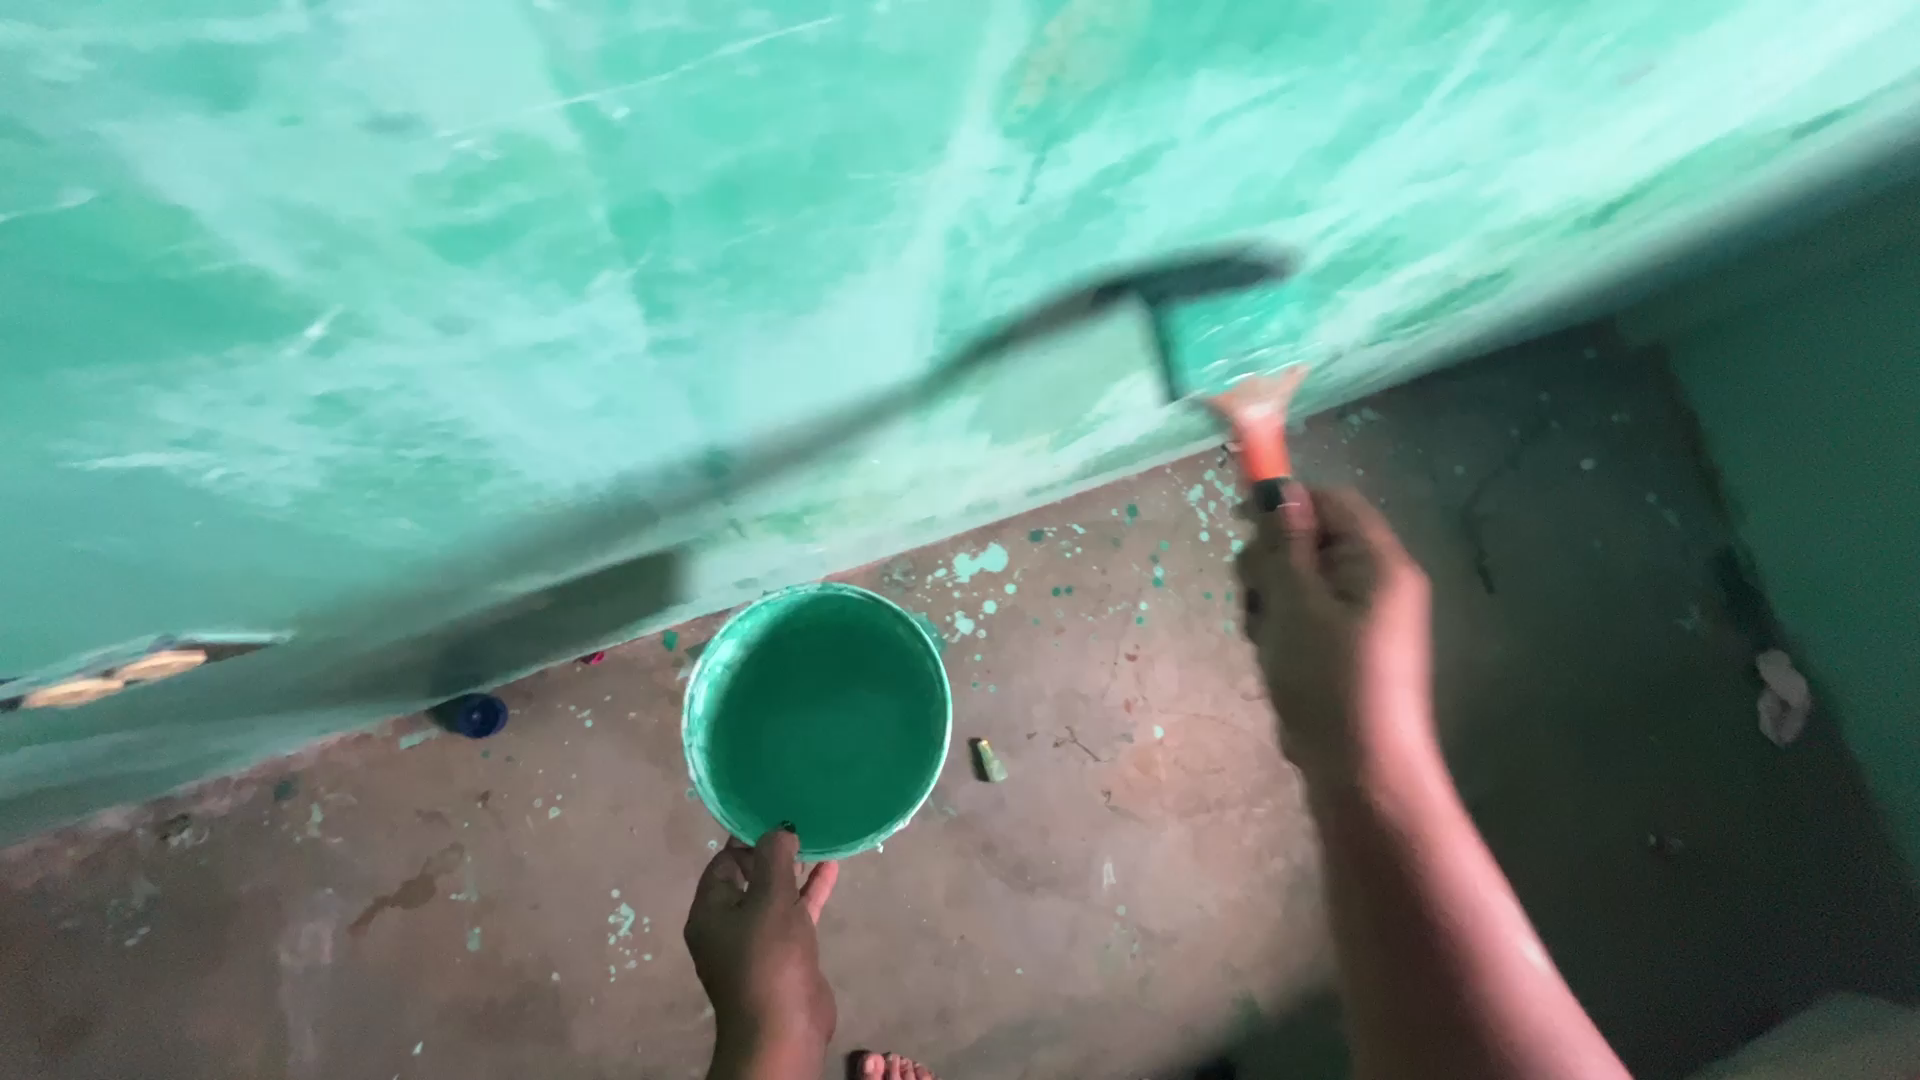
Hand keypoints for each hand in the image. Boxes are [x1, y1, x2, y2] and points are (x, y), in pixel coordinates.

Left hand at [685, 828, 840, 1076]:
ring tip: (817, 839)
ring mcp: (756, 941)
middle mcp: (727, 924)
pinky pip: (793, 912)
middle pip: (748, 875)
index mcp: (710, 911)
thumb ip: (774, 855)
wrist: (784, 1029)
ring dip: (794, 869)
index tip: (776, 813)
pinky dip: (809, 891)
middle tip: (800, 822)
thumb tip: (779, 829)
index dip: (747, 837)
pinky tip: (831, 868)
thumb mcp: (770, 896)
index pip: (723, 861)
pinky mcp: (783, 953)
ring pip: (774, 893)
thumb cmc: (769, 957)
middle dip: (773, 850)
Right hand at [1235, 483, 1433, 786]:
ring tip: (1263, 637)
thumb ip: (1285, 544)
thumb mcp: (1295, 604)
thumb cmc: (1327, 680)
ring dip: (1269, 597)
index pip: (1333, 501)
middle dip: (1271, 561)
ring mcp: (1362, 616)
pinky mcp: (1345, 645)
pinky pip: (1304, 613)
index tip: (1236, 518)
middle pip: (1311, 540)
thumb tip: (1280, 490)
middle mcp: (1376, 582)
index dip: (1285, 501)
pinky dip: (1280, 624)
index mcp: (1378, 563)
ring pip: (1299, 579)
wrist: (1359, 770)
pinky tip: (1272, 655)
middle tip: (1253, 597)